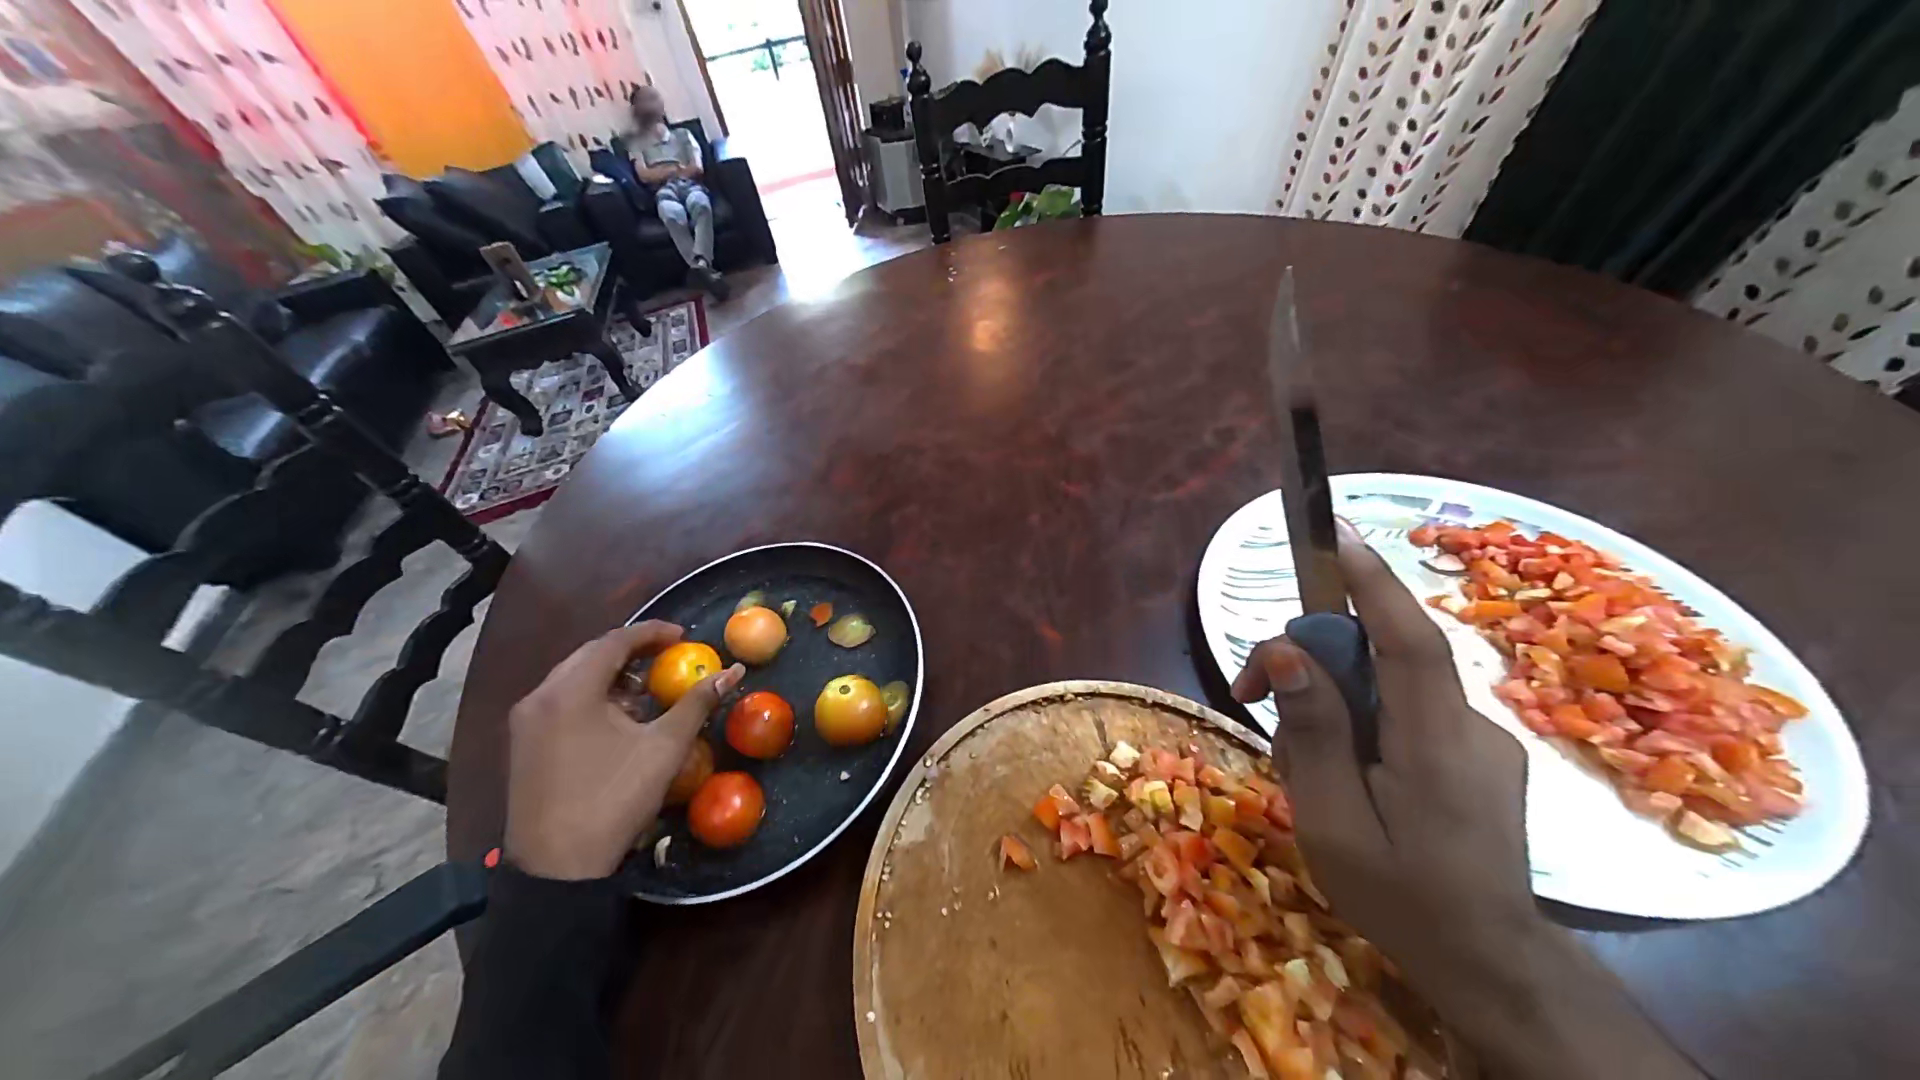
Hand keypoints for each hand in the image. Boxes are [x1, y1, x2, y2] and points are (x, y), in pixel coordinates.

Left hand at [503, 621, 743, 880]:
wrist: (557, 868)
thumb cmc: (614, 799)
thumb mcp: (664, 748)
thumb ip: (697, 703)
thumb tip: (733, 671)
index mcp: (570, 691)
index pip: (614, 641)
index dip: (652, 633)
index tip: (684, 635)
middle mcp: (540, 697)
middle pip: (590, 654)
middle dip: (632, 650)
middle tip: (669, 655)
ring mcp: (525, 722)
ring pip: (574, 677)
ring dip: (612, 673)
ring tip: (648, 686)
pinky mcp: (523, 744)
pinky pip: (561, 700)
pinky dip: (593, 695)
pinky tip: (619, 716)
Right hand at [1233, 520, 1702, 1079]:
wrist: (1488, 963)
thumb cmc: (1399, 897)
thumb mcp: (1332, 822)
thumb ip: (1311, 734)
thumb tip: (1284, 654)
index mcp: (1436, 746)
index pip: (1409, 641)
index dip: (1373, 582)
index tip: (1339, 534)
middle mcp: (1469, 726)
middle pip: (1382, 656)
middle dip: (1311, 658)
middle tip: (1251, 695)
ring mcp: (1479, 737)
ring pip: (1387, 682)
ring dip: (1330, 696)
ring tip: (1298, 757)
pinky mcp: (1474, 750)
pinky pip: (1402, 707)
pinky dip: (1358, 715)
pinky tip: (1341, 767)